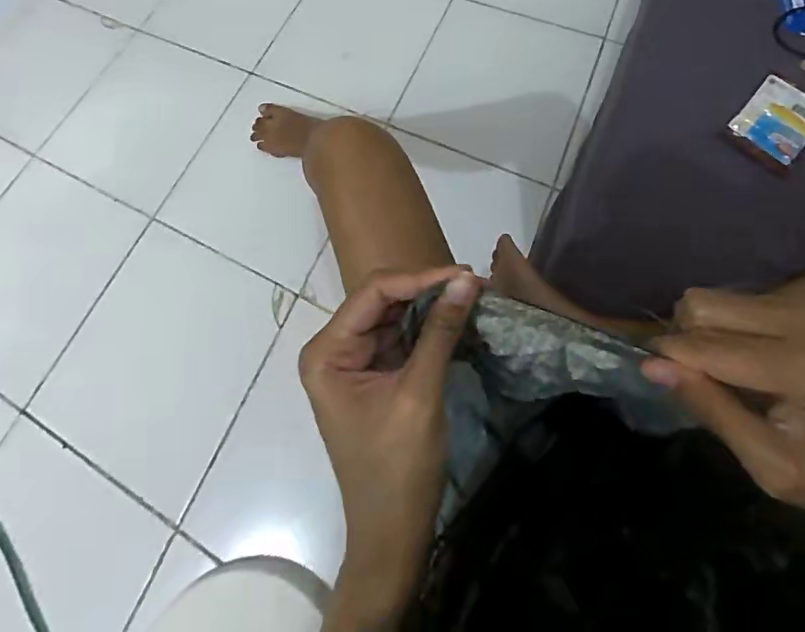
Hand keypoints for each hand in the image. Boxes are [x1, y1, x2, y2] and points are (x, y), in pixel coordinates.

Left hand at [301, 266, 479, 611]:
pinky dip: (434, 326)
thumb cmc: (397, 466)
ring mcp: (358, 360)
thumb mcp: (420, 392)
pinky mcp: (380, 372)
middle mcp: (337, 348)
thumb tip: (468, 280)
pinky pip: (408, 335)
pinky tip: (462, 317)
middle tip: (476, 283)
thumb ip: (441, 332)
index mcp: (328, 352)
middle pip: (386, 298)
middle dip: (430, 288)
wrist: (393, 530)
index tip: (467, 275)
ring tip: (475, 294)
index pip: (375, 292)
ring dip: (435, 304)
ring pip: (400, 313)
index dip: (421, 277)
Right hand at [642, 288, 804, 536]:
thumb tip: (655, 368)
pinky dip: (710, 331)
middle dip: (680, 341)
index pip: (718, 349)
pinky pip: (730, 307)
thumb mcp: (768, 467)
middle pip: (708, 310)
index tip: (642, 370)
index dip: (672, 357)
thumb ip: (712, 410)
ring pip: (713, 301)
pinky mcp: (794, 315)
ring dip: (692, 332)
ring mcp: (801, 318)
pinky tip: (718, 363)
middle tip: (672, 379)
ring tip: (696, 374)